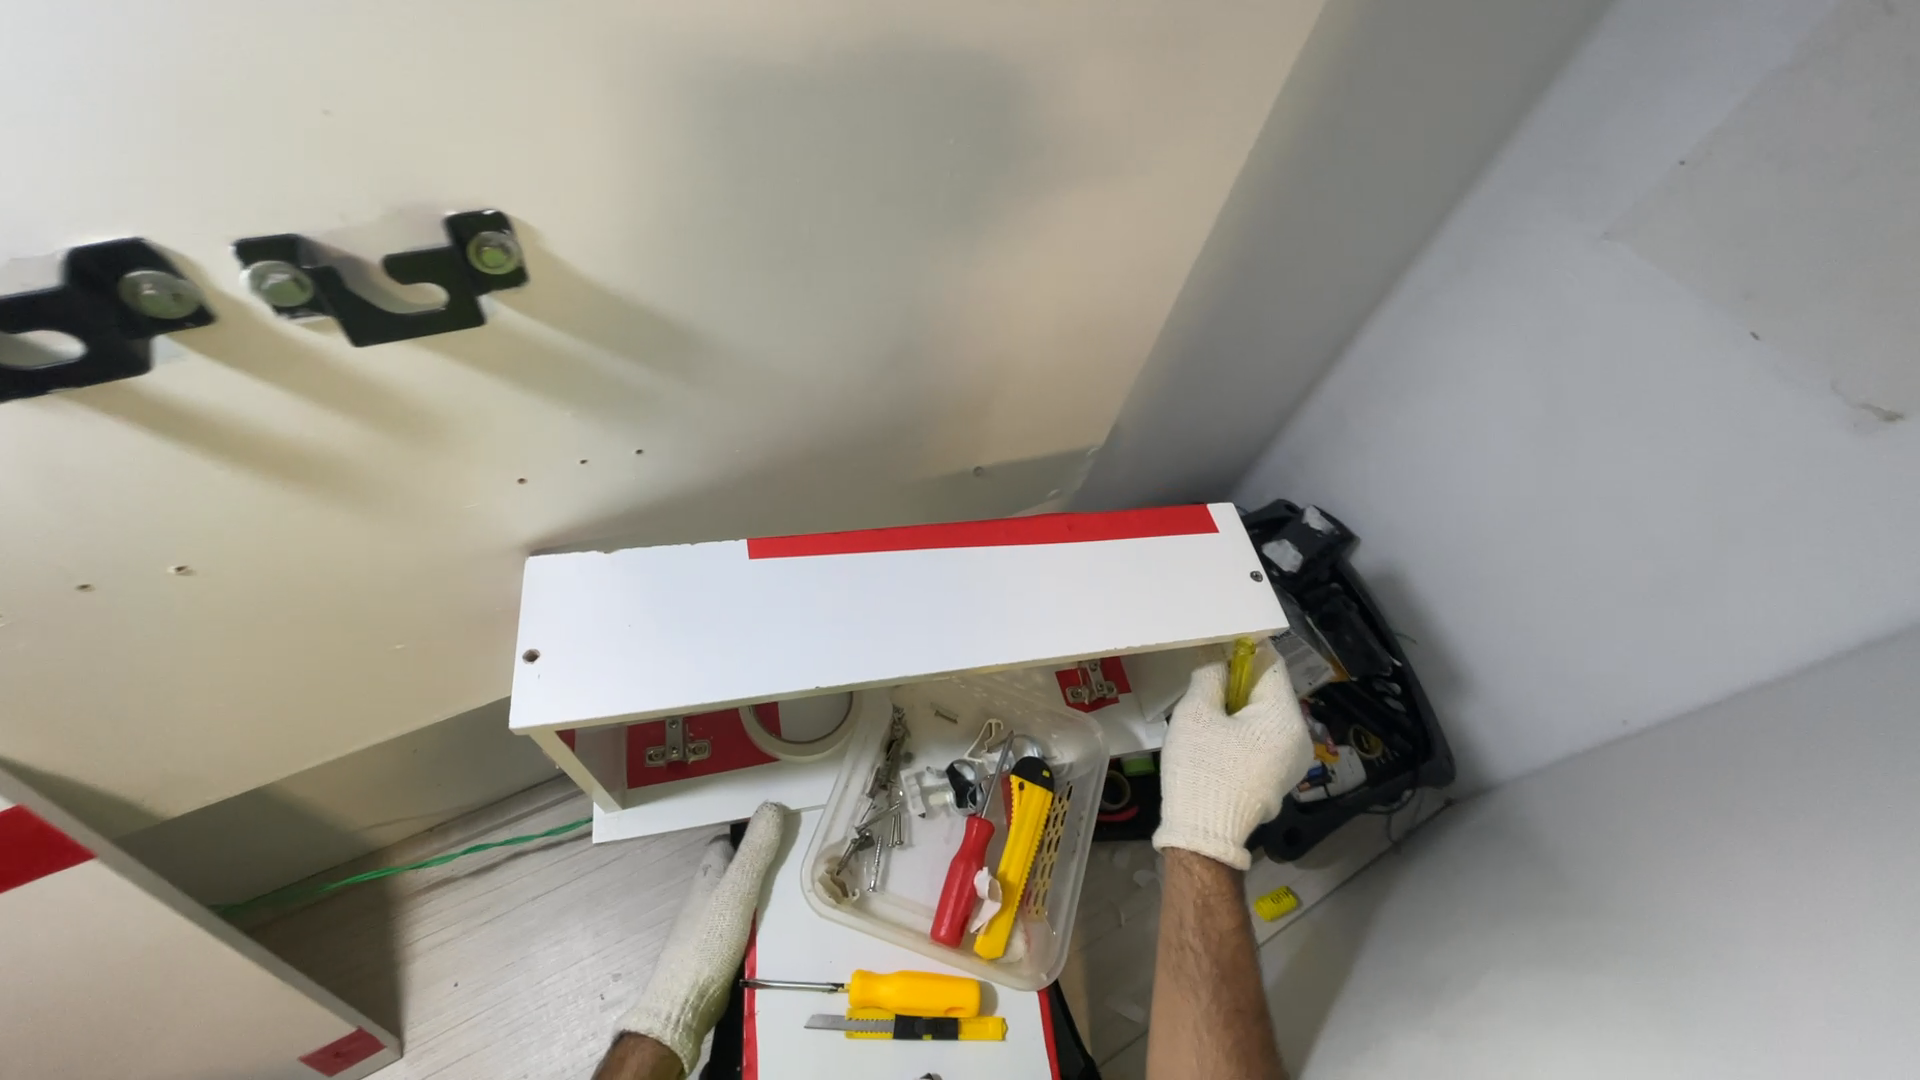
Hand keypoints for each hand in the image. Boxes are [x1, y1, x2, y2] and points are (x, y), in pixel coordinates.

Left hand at [619, 802, 786, 1075]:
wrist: (686, 1003)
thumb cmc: (709, 940)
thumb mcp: (738, 889)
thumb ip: (756, 851)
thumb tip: (773, 806)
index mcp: (709, 873)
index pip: (726, 842)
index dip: (748, 832)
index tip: (780, 828)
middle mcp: (707, 894)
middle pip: (735, 869)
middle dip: (761, 862)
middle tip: (798, 859)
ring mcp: (710, 924)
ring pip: (740, 897)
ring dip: (764, 893)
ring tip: (799, 890)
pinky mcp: (718, 950)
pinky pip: (744, 924)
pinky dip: (761, 920)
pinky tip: (782, 926)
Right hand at [1152, 645, 1313, 869]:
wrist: (1205, 832)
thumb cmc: (1202, 768)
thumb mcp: (1196, 713)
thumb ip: (1210, 678)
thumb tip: (1219, 662)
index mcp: (1284, 716)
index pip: (1271, 666)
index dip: (1245, 652)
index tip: (1219, 649)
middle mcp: (1299, 737)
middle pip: (1270, 693)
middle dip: (1239, 684)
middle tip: (1205, 685)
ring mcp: (1293, 762)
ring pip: (1266, 718)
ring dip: (1240, 709)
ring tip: (1207, 716)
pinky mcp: (1280, 779)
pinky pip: (1265, 741)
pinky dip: (1244, 733)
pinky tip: (1217, 743)